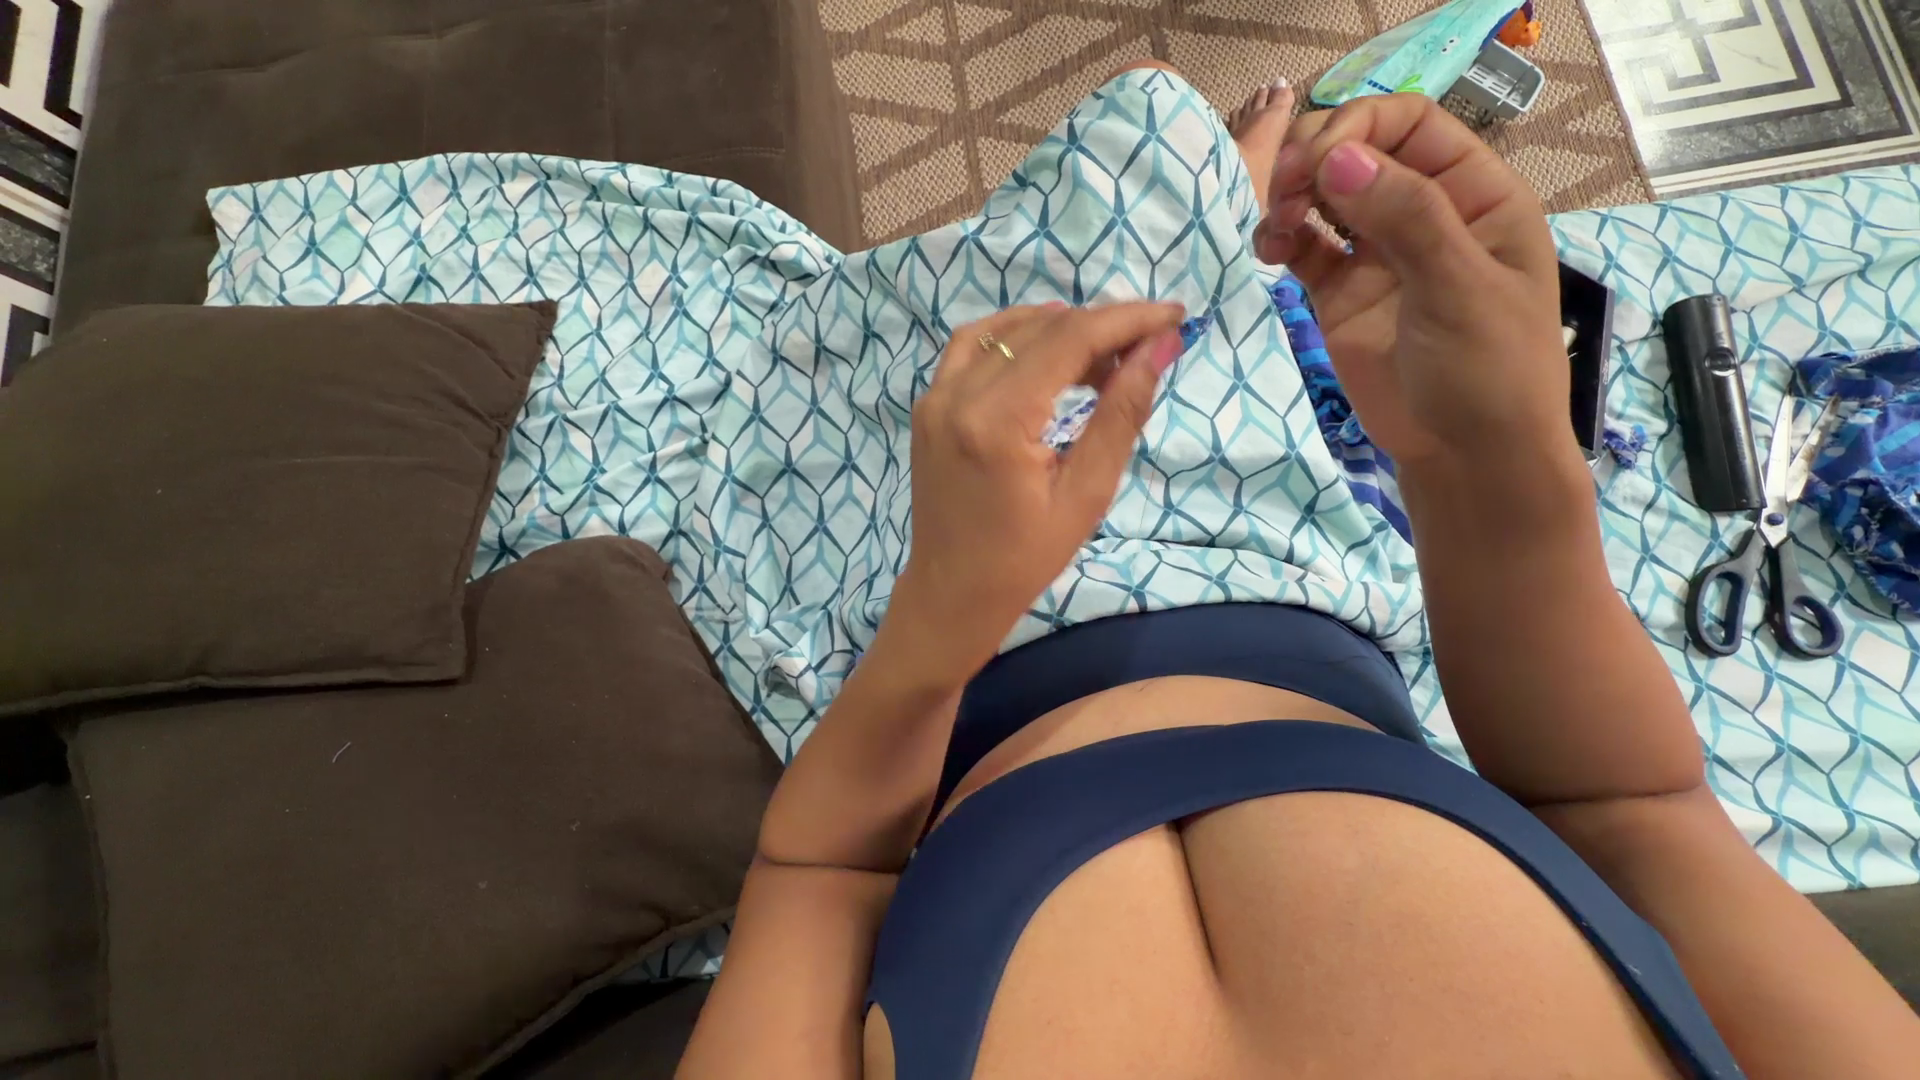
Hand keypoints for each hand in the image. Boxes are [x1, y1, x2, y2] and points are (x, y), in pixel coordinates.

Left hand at [883, 302, 1186, 687]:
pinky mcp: (928, 406)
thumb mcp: (1086, 494)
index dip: (1127, 320)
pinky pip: (972, 348)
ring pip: (1004, 331)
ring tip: (1103, 356)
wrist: (951, 592)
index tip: (1173, 315)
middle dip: (1101, 326)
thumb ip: (1121, 414)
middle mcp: (956, 395)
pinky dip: (1014, 338)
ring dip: (1058, 330)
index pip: (1070, 340)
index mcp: (997, 421)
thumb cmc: (1024, 558)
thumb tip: (1160, 346)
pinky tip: (1046, 353)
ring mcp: (934, 397)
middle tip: (1147, 346)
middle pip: (1040, 330)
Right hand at [1253, 94, 1573, 470]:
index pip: (1412, 126)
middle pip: (1360, 155)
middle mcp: (1423, 214)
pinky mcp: (1339, 294)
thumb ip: (1406, 218)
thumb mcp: (1459, 288)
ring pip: (1325, 200)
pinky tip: (1269, 251)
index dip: (1360, 126)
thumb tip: (1336, 156)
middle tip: (1283, 191)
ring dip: (1291, 200)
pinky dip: (1281, 241)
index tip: (1316, 159)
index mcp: (1474, 195)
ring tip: (1274, 229)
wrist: (1463, 454)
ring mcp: (1377, 255)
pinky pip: (1304, 250)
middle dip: (1315, 161)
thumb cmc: (1487, 370)